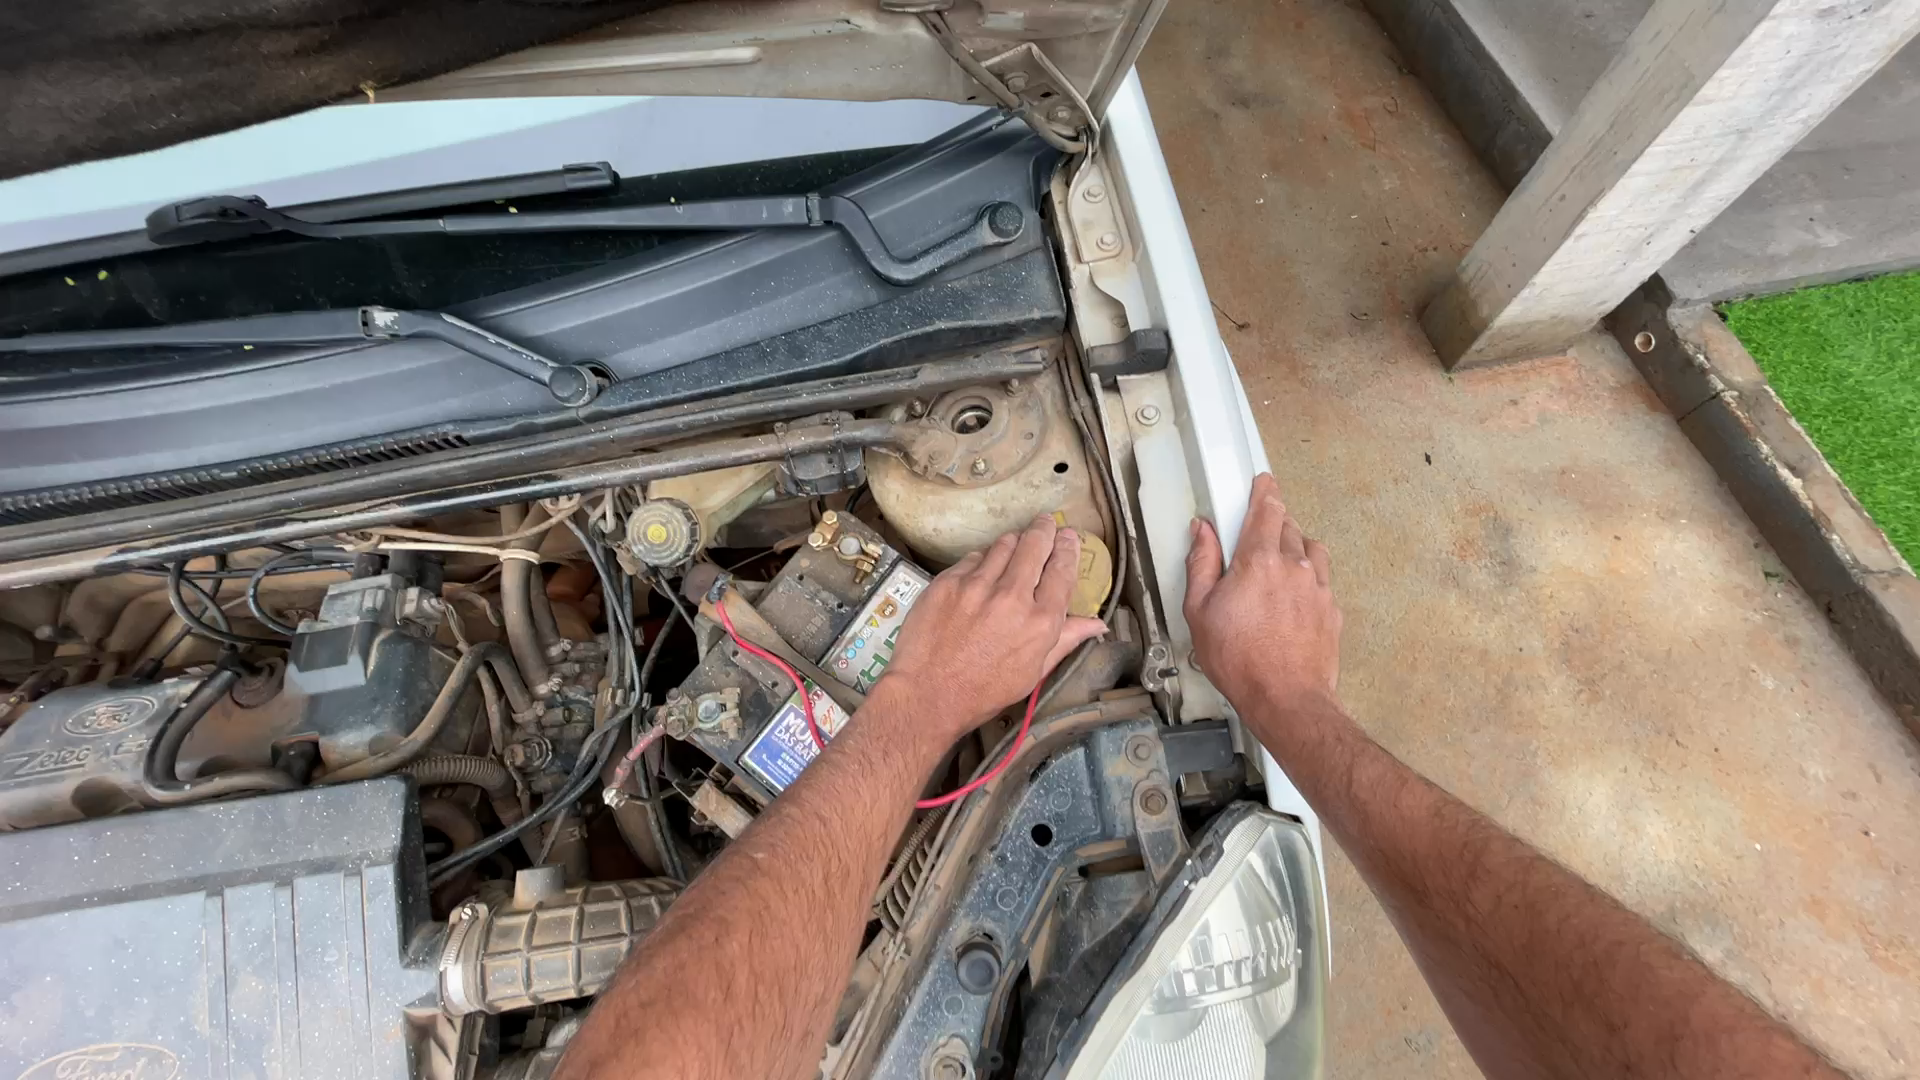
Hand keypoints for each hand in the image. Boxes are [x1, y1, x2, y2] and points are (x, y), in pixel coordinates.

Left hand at [880, 515, 1107, 746]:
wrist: (928, 694)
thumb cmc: (983, 690)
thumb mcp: (1034, 672)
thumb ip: (1065, 639)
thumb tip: (1096, 623)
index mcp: (1040, 621)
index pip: (1062, 570)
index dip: (1068, 549)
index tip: (1068, 537)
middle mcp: (1012, 597)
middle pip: (1035, 545)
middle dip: (1044, 530)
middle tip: (1046, 522)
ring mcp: (977, 585)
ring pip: (1003, 545)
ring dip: (1013, 541)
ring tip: (1016, 541)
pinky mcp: (949, 581)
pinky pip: (972, 559)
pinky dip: (981, 560)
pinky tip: (981, 569)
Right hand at [1185, 473, 1342, 713]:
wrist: (1286, 699)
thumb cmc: (1239, 659)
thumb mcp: (1199, 610)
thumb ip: (1201, 563)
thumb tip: (1202, 533)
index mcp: (1258, 562)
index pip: (1266, 511)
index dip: (1265, 492)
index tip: (1263, 482)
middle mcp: (1293, 568)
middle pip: (1289, 526)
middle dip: (1274, 522)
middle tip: (1256, 533)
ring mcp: (1317, 588)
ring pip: (1310, 549)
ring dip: (1294, 546)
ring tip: (1275, 564)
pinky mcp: (1331, 609)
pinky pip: (1321, 578)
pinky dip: (1306, 576)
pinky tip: (1291, 596)